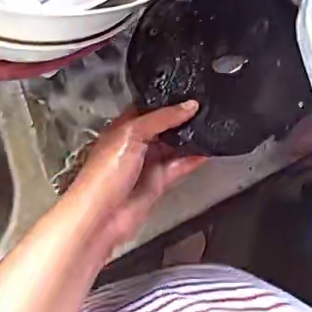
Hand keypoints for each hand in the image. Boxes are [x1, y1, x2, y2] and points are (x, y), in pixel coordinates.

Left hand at [65, 102, 206, 250]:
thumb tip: (188, 105)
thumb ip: (162, 118)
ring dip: (190, 139)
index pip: (148, 109)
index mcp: (122, 128)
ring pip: (173, 147)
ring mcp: (146, 165)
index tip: (188, 94)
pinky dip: (193, 160)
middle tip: (204, 108)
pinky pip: (179, 167)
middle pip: (163, 128)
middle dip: (181, 120)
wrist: (101, 218)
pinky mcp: (157, 183)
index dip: (167, 101)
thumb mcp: (132, 134)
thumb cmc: (103, 175)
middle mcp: (135, 144)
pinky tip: (207, 150)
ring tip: (210, 125)